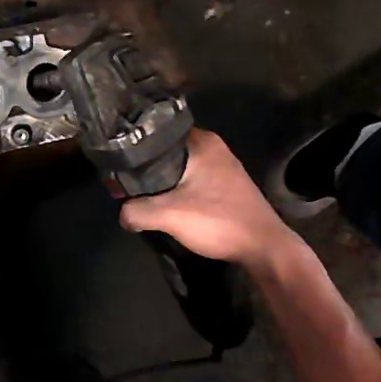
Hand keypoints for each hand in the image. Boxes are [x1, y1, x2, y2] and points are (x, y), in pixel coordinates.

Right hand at [119, 129, 304, 271]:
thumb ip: (137, 211)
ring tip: (141, 199)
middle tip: (125, 187)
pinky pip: (192, 183)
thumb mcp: (170, 215)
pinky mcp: (226, 187)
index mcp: (201, 141)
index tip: (117, 167)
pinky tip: (168, 208)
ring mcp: (222, 168)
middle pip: (167, 153)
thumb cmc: (219, 221)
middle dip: (146, 170)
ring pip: (180, 170)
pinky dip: (178, 193)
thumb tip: (122, 214)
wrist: (263, 247)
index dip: (134, 150)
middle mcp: (213, 148)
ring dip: (162, 184)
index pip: (157, 134)